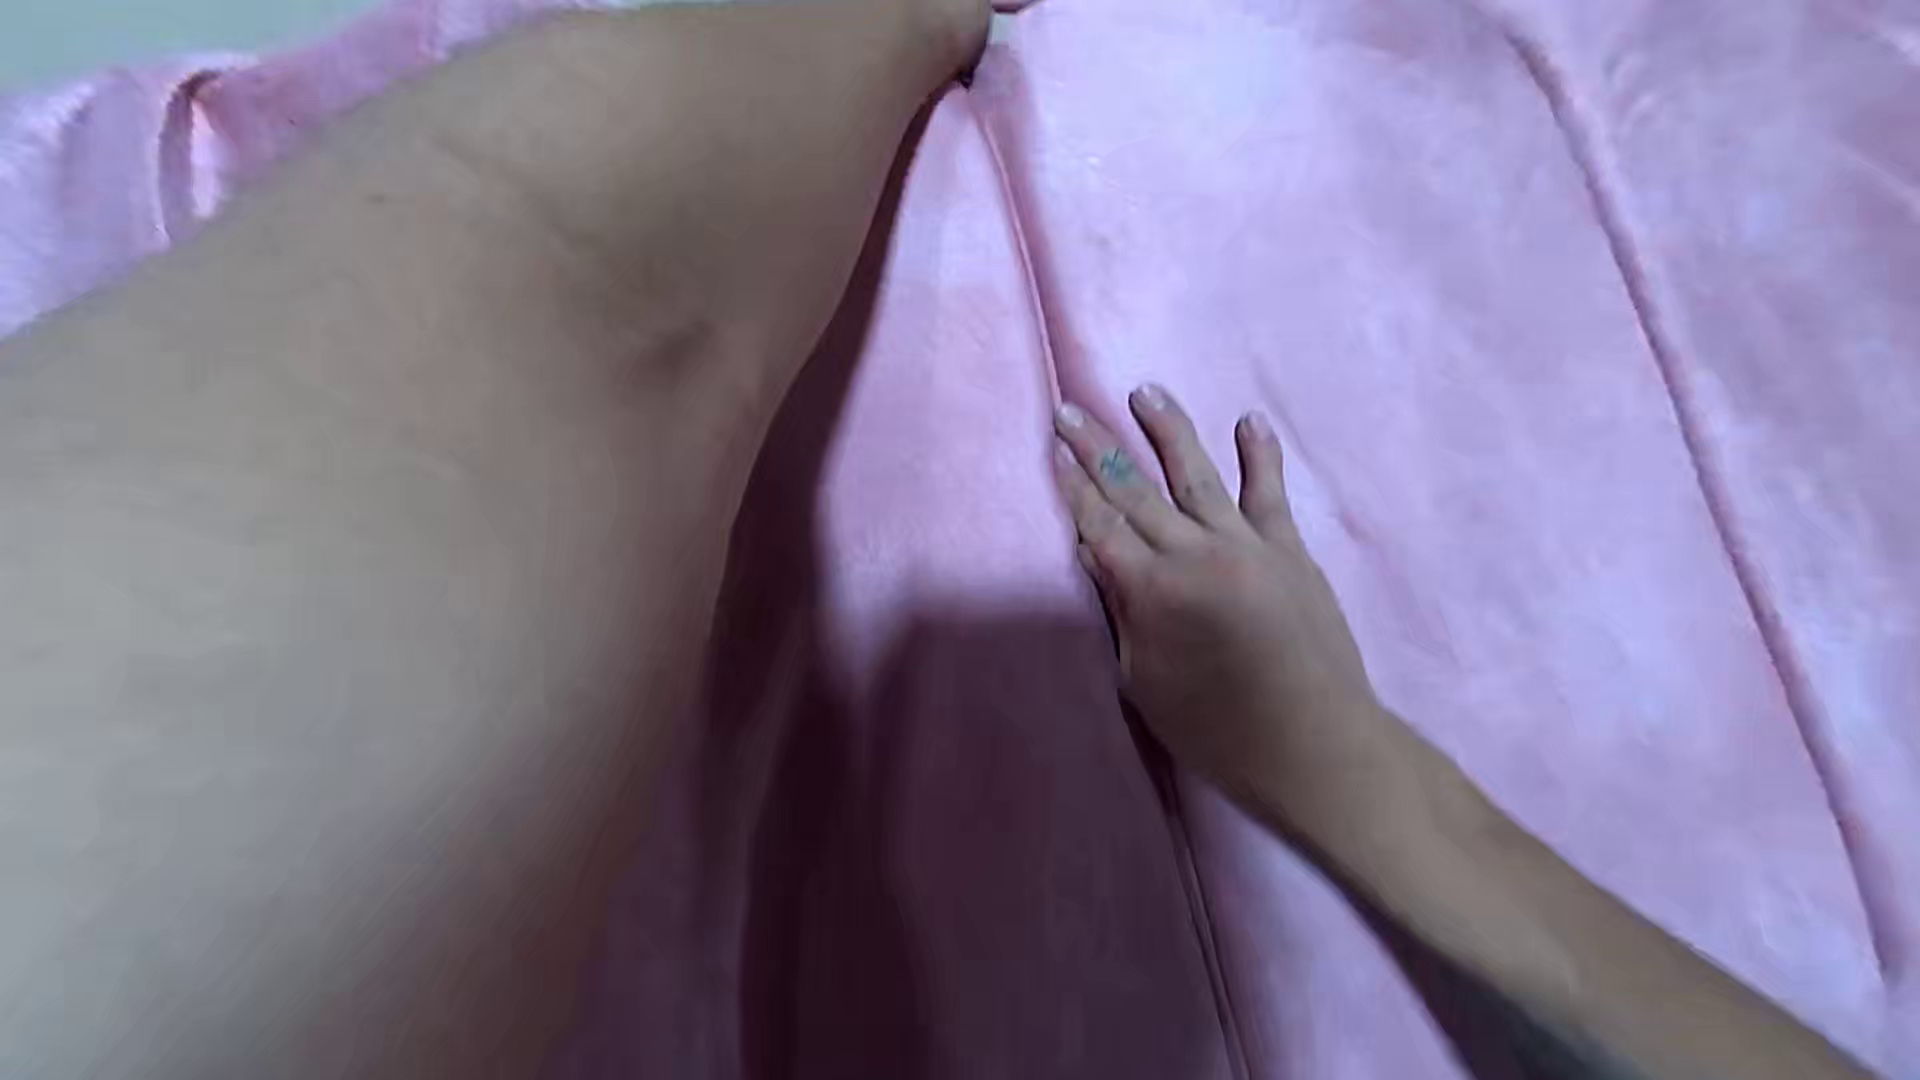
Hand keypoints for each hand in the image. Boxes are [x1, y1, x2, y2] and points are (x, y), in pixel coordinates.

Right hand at [1052, 385, 1401, 830]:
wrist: (1313, 748)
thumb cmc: (1213, 727)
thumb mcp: (1141, 679)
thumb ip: (1120, 609)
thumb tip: (1097, 554)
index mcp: (1152, 591)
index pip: (1099, 524)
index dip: (1072, 486)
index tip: (1054, 449)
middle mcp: (1194, 555)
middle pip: (1133, 490)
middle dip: (1096, 447)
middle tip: (1070, 409)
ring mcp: (1246, 546)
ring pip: (1196, 475)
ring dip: (1166, 430)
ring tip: (1144, 390)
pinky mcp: (1288, 551)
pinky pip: (1269, 494)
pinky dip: (1260, 455)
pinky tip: (1248, 419)